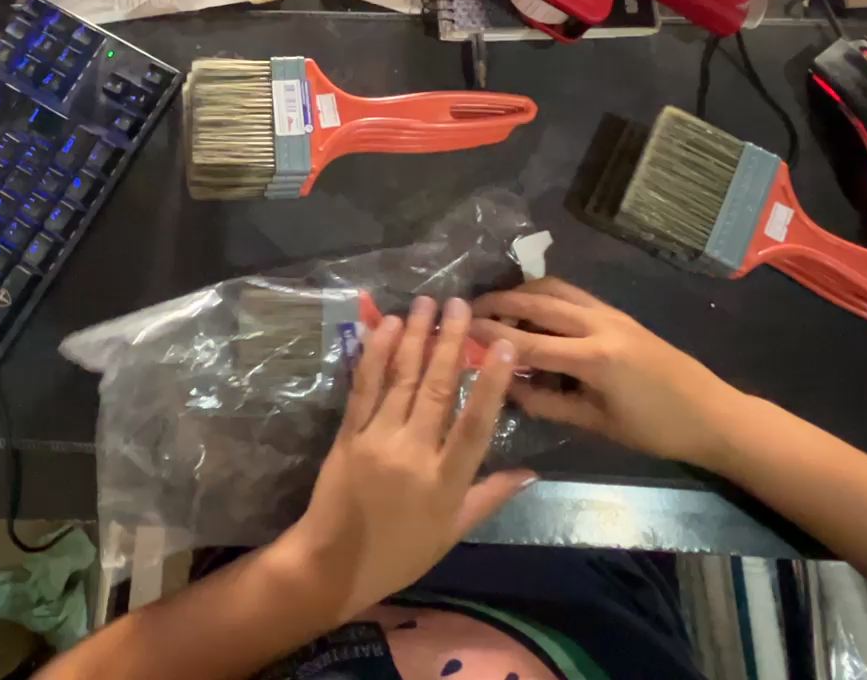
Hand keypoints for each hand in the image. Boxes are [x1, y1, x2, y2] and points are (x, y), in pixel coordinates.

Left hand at [274, 297, 535, 622]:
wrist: (334, 562)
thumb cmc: (401, 552)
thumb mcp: (453, 532)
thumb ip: (490, 496)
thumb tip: (531, 471)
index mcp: (445, 482)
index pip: (475, 426)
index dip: (491, 384)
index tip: (504, 346)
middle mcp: (413, 453)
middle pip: (437, 390)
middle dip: (450, 342)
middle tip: (460, 304)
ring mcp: (378, 439)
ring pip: (402, 380)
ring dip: (415, 337)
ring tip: (426, 303)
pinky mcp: (349, 433)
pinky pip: (364, 388)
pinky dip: (376, 355)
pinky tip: (387, 327)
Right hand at [471, 278, 750, 466]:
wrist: (714, 415)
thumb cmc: (656, 429)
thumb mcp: (597, 424)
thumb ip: (547, 403)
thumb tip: (505, 387)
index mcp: (595, 358)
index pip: (528, 341)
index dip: (490, 335)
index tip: (460, 329)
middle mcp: (599, 325)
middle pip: (536, 302)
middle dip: (498, 302)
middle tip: (467, 309)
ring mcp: (610, 313)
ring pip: (553, 288)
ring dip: (520, 292)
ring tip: (495, 306)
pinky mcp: (617, 312)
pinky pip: (571, 293)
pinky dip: (543, 293)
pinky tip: (530, 307)